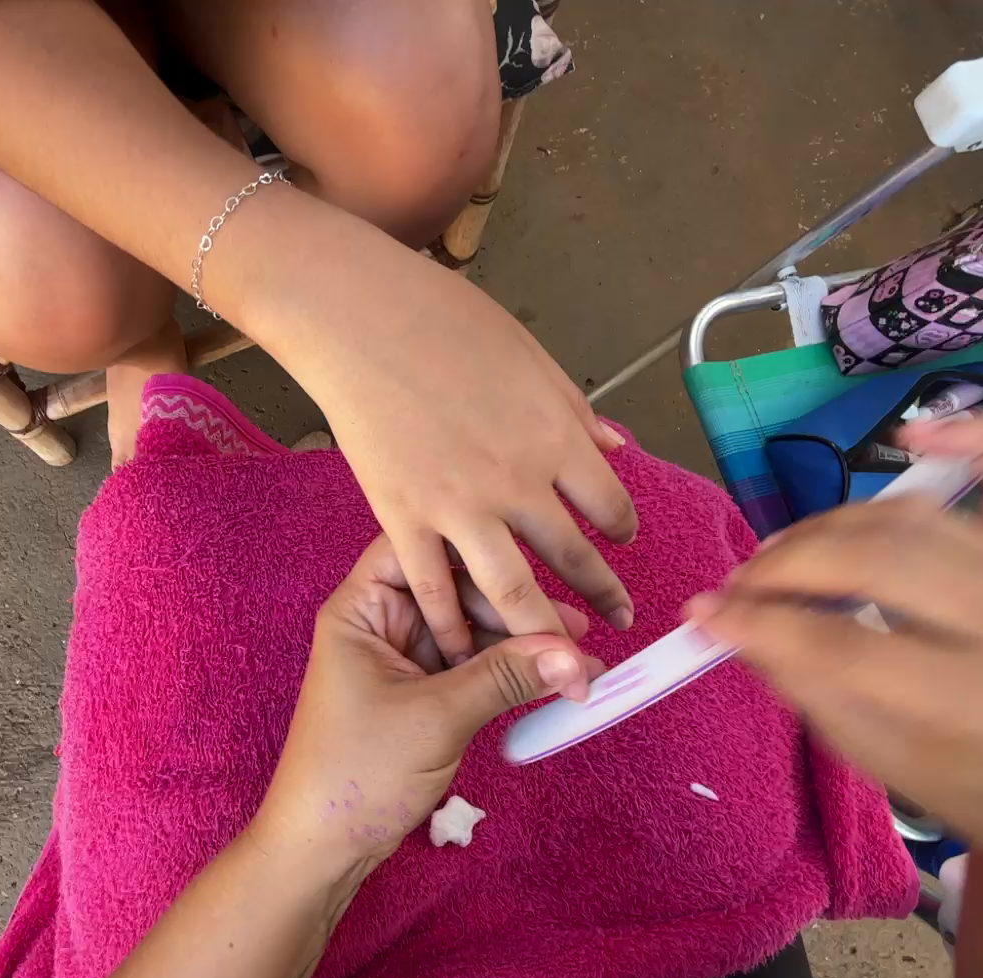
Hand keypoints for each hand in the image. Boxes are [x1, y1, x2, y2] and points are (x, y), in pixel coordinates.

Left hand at [252, 537, 602, 871]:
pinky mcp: (422, 691)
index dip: (469, 548)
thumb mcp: (436, 718)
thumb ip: (504, 678)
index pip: (416, 550)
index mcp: (361, 609)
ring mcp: (404, 658)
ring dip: (520, 648)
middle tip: (579, 632)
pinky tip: (554, 680)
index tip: (530, 558)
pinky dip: (508, 674)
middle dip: (513, 613)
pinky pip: (471, 667)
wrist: (324, 848)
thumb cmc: (359, 770)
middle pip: (453, 593)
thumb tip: (576, 654)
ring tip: (581, 661)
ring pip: (469, 632)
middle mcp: (382, 623)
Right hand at [295, 247, 637, 665]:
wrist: (360, 317)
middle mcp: (517, 482)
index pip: (609, 503)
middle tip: (618, 618)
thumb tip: (615, 447)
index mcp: (554, 436)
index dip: (622, 529)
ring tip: (564, 655)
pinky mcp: (403, 519)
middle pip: (571, 557)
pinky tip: (468, 652)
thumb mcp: (530, 355)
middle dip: (602, 594)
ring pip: (511, 591)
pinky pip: (434, 588)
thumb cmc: (446, 320)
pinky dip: (453, 628)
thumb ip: (573, 410)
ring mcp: (457, 507)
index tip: (621, 540)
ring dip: (543, 630)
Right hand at [688, 421, 982, 862]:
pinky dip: (976, 442)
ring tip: (779, 556)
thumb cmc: (953, 777)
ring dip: (825, 528)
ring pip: (910, 520)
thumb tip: (724, 618)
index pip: (844, 645)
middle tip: (738, 587)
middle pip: (880, 564)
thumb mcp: (860, 748)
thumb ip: (794, 675)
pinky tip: (916, 432)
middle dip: (786, 567)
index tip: (700, 615)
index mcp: (980, 701)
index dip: (759, 624)